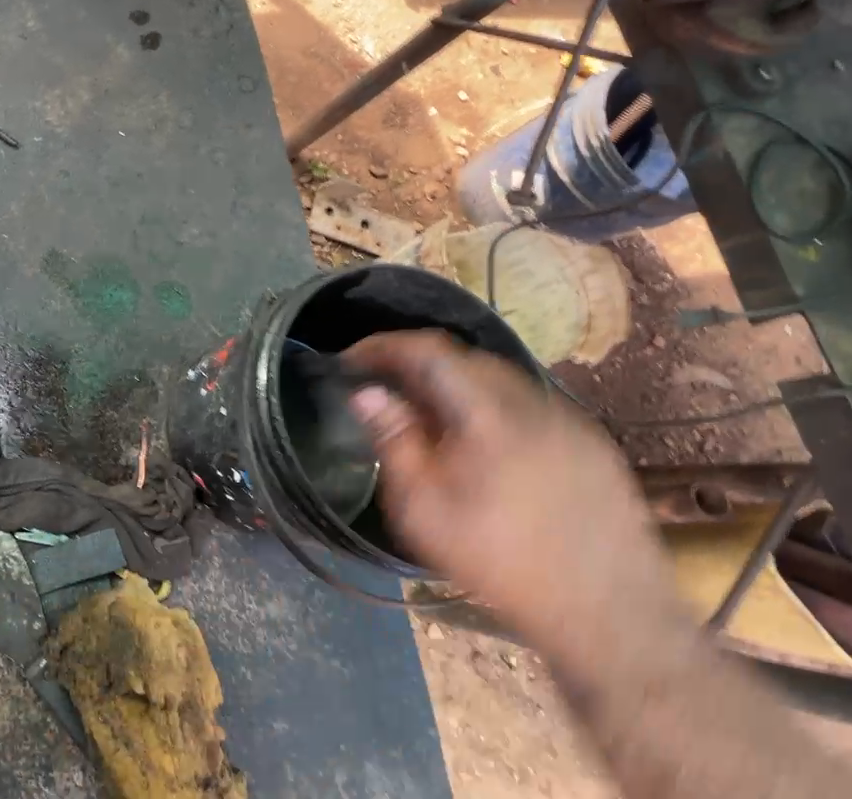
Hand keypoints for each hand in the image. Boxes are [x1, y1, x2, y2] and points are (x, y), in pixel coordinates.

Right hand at [342, 332, 687, 657]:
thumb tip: (366, 393)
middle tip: (382, 389)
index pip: (430, 351)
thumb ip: (394, 441)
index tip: (351, 361)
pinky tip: (478, 445)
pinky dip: (489, 408)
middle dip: (416, 365)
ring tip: (425, 416)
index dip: (384, 345)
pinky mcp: (593, 447)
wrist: (610, 615)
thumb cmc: (499, 562)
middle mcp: (535, 406)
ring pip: (501, 382)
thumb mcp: (423, 509)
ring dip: (454, 386)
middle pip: (467, 360)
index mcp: (489, 415)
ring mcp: (571, 425)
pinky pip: (529, 407)